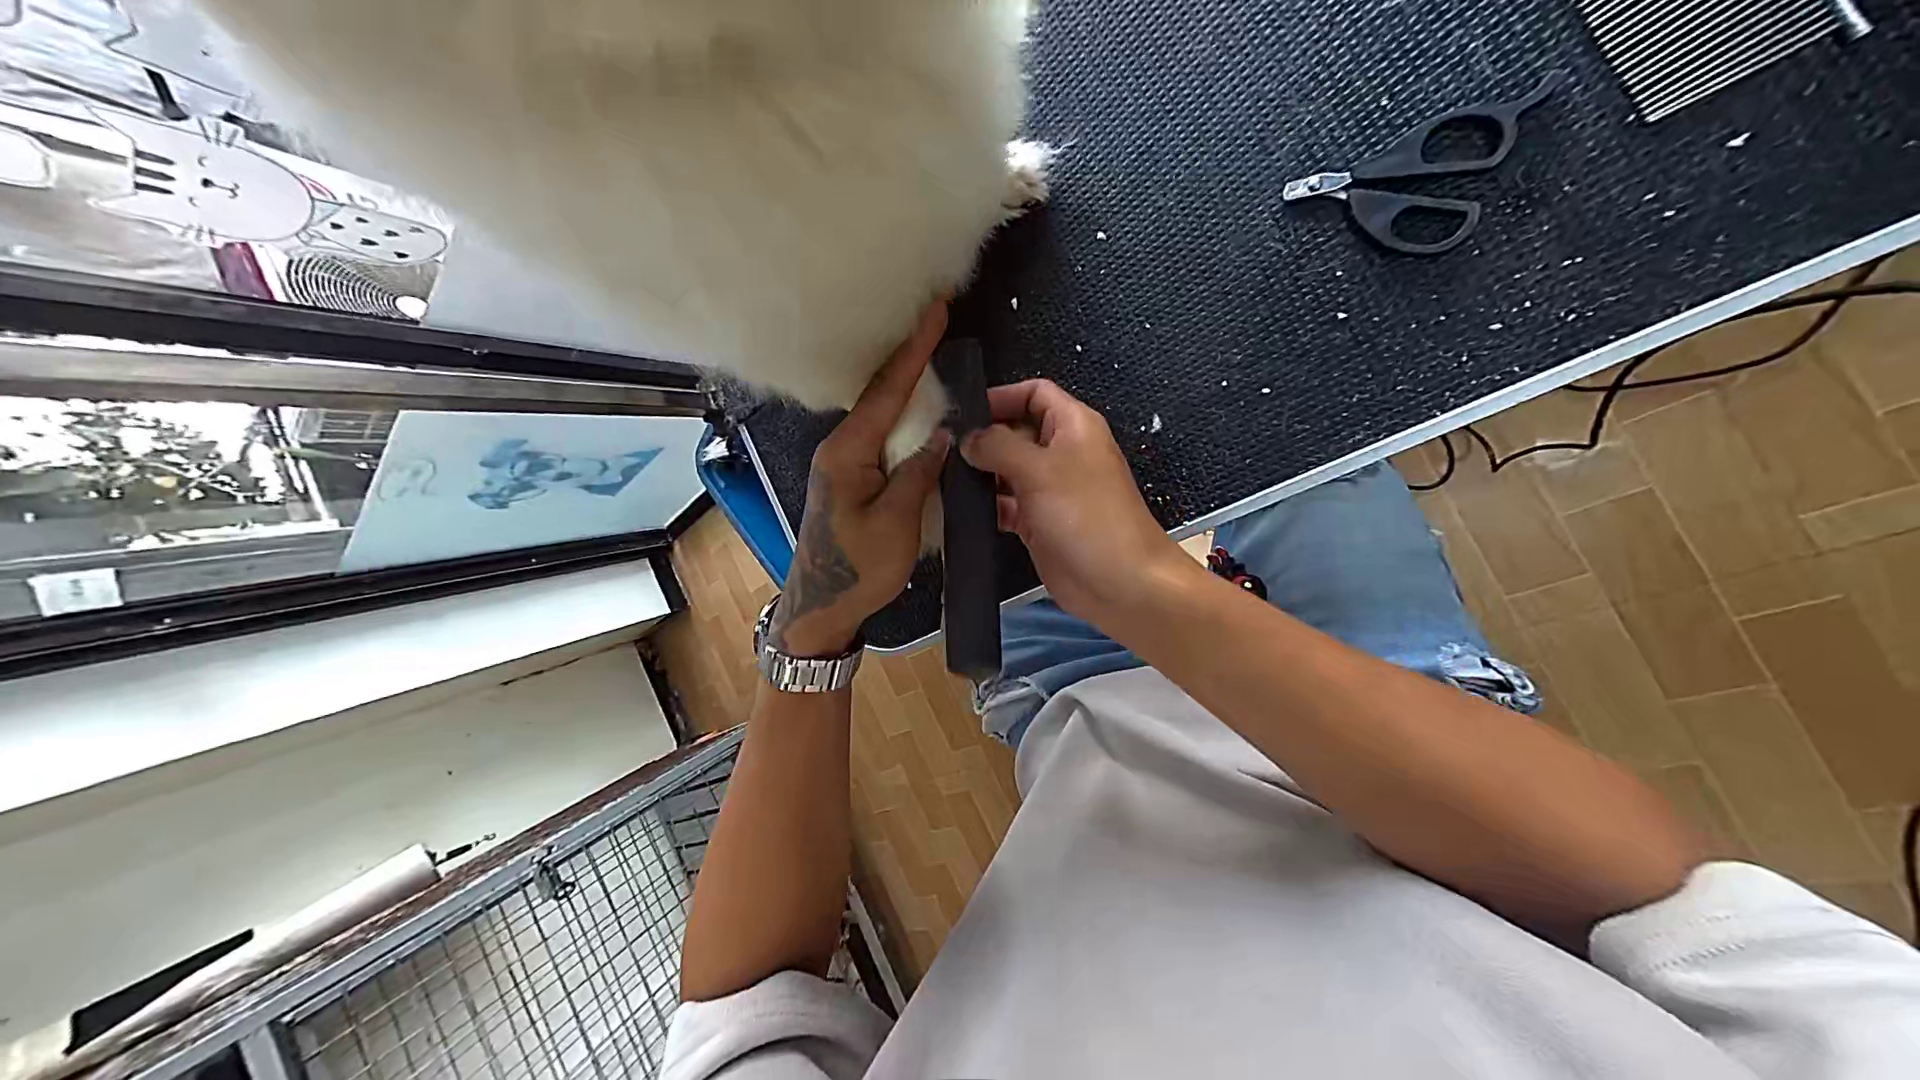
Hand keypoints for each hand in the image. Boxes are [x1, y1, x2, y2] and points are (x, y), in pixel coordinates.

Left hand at [771, 301, 951, 656]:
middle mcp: (839, 448)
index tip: (935, 312)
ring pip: (878, 416)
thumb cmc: (858, 568)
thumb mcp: (896, 522)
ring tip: (933, 360)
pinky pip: (879, 438)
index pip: (886, 391)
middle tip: (936, 326)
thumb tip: (943, 436)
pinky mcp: (849, 480)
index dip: (914, 351)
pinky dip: (901, 420)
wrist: (821, 606)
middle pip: (878, 395)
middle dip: (909, 360)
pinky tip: (919, 415)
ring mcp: (841, 464)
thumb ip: (919, 473)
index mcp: (848, 452)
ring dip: (905, 388)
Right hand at [960, 379, 1196, 626]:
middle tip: (946, 448)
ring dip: (982, 474)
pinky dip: (988, 505)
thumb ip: (998, 446)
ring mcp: (1050, 490)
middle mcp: (1062, 453)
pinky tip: (965, 509)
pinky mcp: (1039, 522)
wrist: (1120, 583)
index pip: (1035, 393)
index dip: (1001, 396)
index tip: (965, 412)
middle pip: (1016, 431)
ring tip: (948, 477)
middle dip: (984, 438)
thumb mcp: (1039, 470)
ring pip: (1007, 470)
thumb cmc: (1088, 517)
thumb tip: (969, 438)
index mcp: (1073, 426)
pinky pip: (1007, 504)